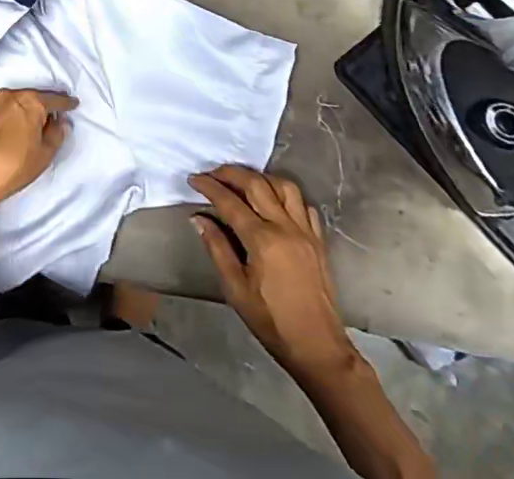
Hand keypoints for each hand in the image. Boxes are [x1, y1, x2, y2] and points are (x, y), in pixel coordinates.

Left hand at [0, 89, 75, 214]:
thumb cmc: (13, 166)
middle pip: (31, 98)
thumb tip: (58, 122)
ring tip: (20, 128)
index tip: (73, 104)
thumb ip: (57, 133)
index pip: (55, 99)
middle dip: (40, 107)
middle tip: (46, 120)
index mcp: (31, 101)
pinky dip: (0, 118)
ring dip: (18, 112)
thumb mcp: (45, 154)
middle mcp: (9, 96)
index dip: (66, 103)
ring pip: (10, 103)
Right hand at [189, 165, 358, 378]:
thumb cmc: (269, 320)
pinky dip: (286, 194)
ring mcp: (306, 228)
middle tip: (214, 172)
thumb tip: (199, 218)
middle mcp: (286, 226)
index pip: (231, 203)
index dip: (210, 187)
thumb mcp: (235, 289)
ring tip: (244, 179)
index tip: (195, 179)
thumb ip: (218, 248)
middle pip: (257, 184)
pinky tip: (276, 200)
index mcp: (262, 240)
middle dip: (232, 173)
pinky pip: (303, 203)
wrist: (314, 341)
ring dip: (262, 177)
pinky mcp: (318, 236)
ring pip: (284, 186)